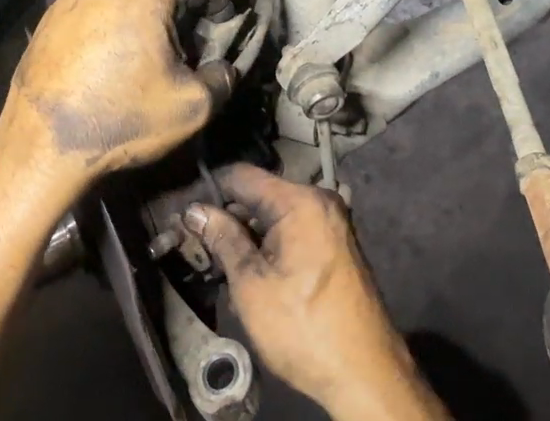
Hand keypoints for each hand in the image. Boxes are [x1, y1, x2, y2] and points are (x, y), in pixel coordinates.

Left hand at [0, 0, 217, 182]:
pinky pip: (91, 15)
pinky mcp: (47, 17)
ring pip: (122, 1)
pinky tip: (100, 69)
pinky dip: (104, 33)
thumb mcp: (192, 107)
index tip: (216, 36)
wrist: (41, 145)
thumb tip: (223, 67)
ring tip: (134, 66)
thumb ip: (223, 78)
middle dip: (174, 20)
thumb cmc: (122, 118)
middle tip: (176, 60)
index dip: (216, 8)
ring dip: (137, 24)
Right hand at [184, 166, 443, 419]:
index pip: (241, 175)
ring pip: (276, 214)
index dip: (208, 191)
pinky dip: (271, 244)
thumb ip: (223, 239)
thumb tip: (196, 211)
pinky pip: (294, 229)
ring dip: (249, 234)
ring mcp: (333, 222)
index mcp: (301, 201)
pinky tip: (251, 271)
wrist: (364, 373)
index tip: (184, 214)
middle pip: (260, 194)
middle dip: (228, 217)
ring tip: (219, 262)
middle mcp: (321, 201)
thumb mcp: (251, 284)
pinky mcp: (337, 244)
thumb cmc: (303, 327)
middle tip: (197, 243)